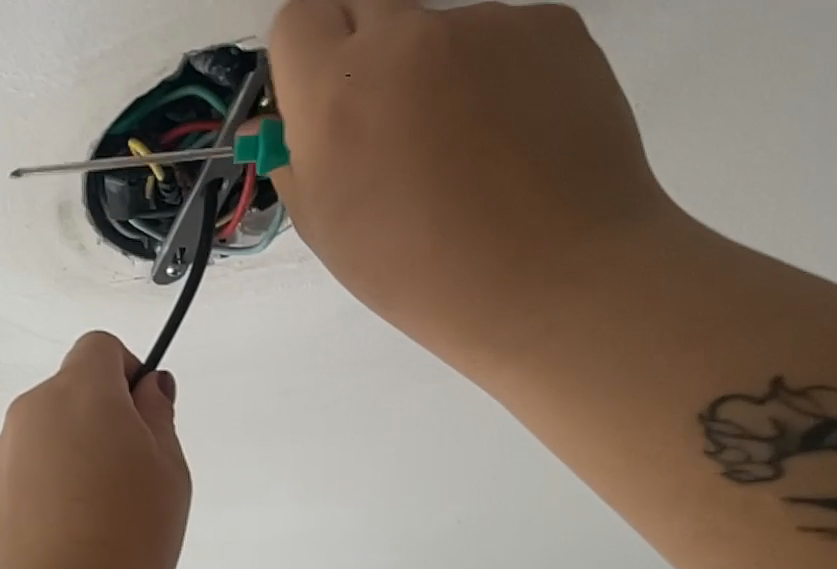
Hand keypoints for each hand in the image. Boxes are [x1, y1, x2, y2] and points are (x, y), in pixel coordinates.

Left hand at [0, 332, 190, 568]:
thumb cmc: (126, 539)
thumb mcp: (169, 474)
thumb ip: (157, 419)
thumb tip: (146, 388)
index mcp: (76, 394)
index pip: (99, 348)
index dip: (129, 374)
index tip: (146, 422)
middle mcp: (28, 416)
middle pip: (70, 395)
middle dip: (104, 422)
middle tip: (134, 482)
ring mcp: (0, 460)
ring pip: (47, 440)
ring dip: (75, 460)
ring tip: (102, 523)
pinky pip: (27, 478)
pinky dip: (49, 493)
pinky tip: (68, 543)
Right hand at [263, 0, 689, 354]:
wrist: (550, 275)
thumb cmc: (413, 267)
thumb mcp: (322, 223)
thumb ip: (292, 156)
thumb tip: (282, 120)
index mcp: (335, 89)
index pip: (297, 17)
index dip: (301, 58)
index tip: (315, 102)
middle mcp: (407, 36)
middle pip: (362, 6)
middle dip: (357, 53)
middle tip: (379, 123)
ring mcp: (488, 23)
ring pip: (433, 29)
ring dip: (428, 69)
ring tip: (457, 148)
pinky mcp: (554, 25)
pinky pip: (497, 38)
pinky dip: (490, 75)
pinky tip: (505, 138)